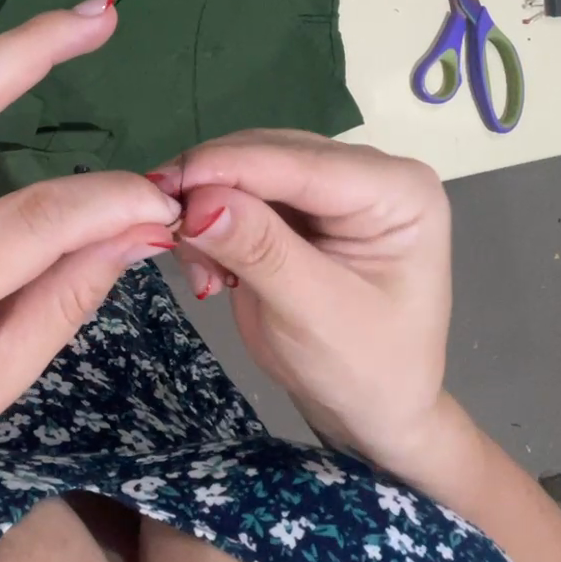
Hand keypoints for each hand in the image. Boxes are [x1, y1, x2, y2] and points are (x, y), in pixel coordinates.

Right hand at [147, 131, 451, 470]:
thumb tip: (198, 203)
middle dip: (209, 187)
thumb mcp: (314, 314)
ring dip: (203, 207)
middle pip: (265, 154)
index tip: (163, 189)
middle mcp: (362, 172)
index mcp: (397, 190)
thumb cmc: (363, 369)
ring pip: (240, 166)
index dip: (228, 169)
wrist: (366, 407)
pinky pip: (232, 190)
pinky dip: (206, 220)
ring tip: (198, 267)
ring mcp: (325, 185)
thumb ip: (260, 251)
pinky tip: (208, 265)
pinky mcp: (292, 202)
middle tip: (163, 230)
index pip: (300, 162)